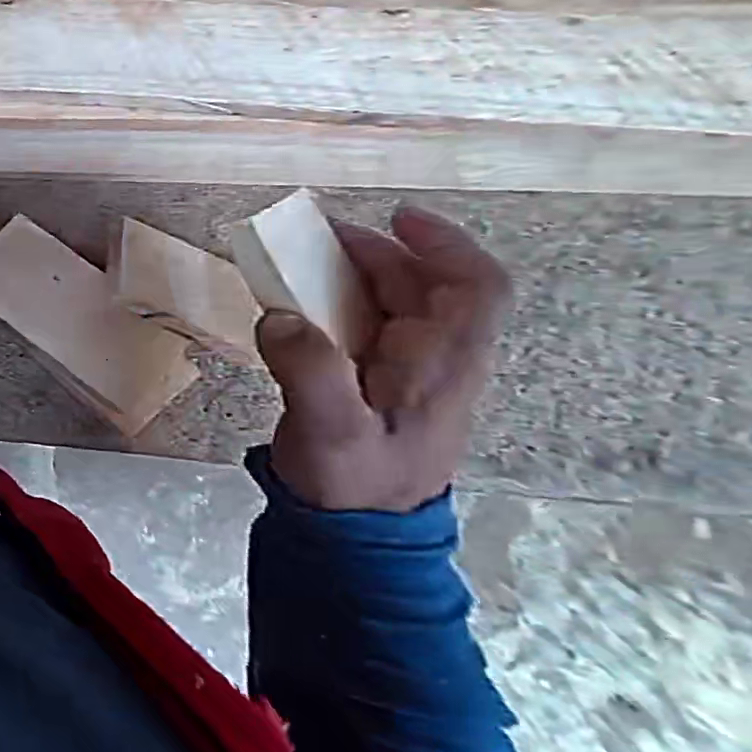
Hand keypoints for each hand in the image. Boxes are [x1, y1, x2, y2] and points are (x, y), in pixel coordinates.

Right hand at [255, 206, 511, 511]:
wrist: (353, 535)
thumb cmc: (352, 481)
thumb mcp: (329, 428)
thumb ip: (309, 369)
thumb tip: (279, 312)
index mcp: (440, 365)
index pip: (473, 289)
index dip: (445, 244)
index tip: (397, 216)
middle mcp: (434, 363)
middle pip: (425, 289)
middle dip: (378, 253)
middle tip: (318, 238)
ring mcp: (405, 375)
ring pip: (394, 306)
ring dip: (354, 276)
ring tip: (302, 263)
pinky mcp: (374, 386)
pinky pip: (365, 328)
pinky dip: (335, 304)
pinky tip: (297, 309)